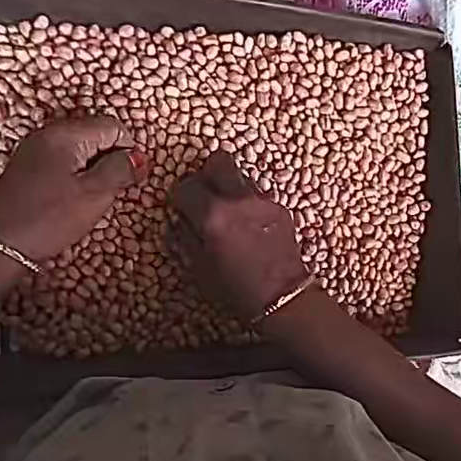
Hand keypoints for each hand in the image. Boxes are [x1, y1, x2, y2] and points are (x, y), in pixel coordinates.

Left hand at [0, 117, 144, 260]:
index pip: (113, 126)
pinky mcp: (27, 170)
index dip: (129, 151)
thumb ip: (120, 170)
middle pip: (95, 136)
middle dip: (112, 160)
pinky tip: (74, 200)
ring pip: (80, 151)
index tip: (130, 179)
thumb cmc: (48, 219)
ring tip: (94, 199)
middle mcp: (47, 135)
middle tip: (114, 191)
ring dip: (95, 171)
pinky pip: (64, 163)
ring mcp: (34, 151)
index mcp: (65, 135)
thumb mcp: (94, 194)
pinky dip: (77, 177)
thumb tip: (139, 157)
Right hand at [170, 150, 309, 321]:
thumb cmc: (236, 290)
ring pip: (240, 176)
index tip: (181, 208)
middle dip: (206, 175)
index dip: (180, 196)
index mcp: (213, 216)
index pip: (186, 185)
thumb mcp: (199, 268)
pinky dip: (247, 203)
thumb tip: (178, 220)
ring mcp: (263, 202)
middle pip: (218, 162)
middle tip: (203, 197)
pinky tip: (247, 226)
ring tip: (228, 214)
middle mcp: (238, 200)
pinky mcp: (280, 209)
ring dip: (229, 188)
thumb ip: (184, 237)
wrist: (283, 298)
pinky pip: (257, 195)